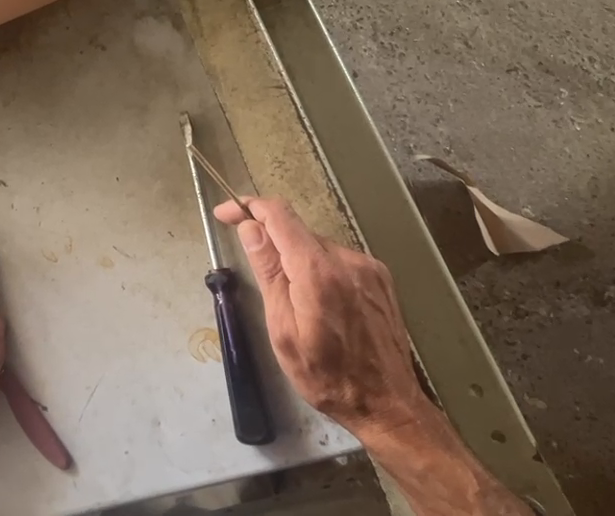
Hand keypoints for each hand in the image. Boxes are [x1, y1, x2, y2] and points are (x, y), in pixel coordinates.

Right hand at [216, 196, 532, 515]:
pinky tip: (319, 301)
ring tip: (292, 298)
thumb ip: (268, 272)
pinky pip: (338, 259)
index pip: (279, 214)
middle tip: (254, 266)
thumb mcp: (282, 328)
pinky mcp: (381, 279)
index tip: (226, 214)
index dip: (247, 207)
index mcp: (318, 271)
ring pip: (317, 245)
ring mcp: (368, 268)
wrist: (388, 406)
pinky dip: (319, 267)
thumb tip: (251, 228)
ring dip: (296, 256)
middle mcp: (347, 259)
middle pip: (297, 229)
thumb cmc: (325, 376)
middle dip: (270, 239)